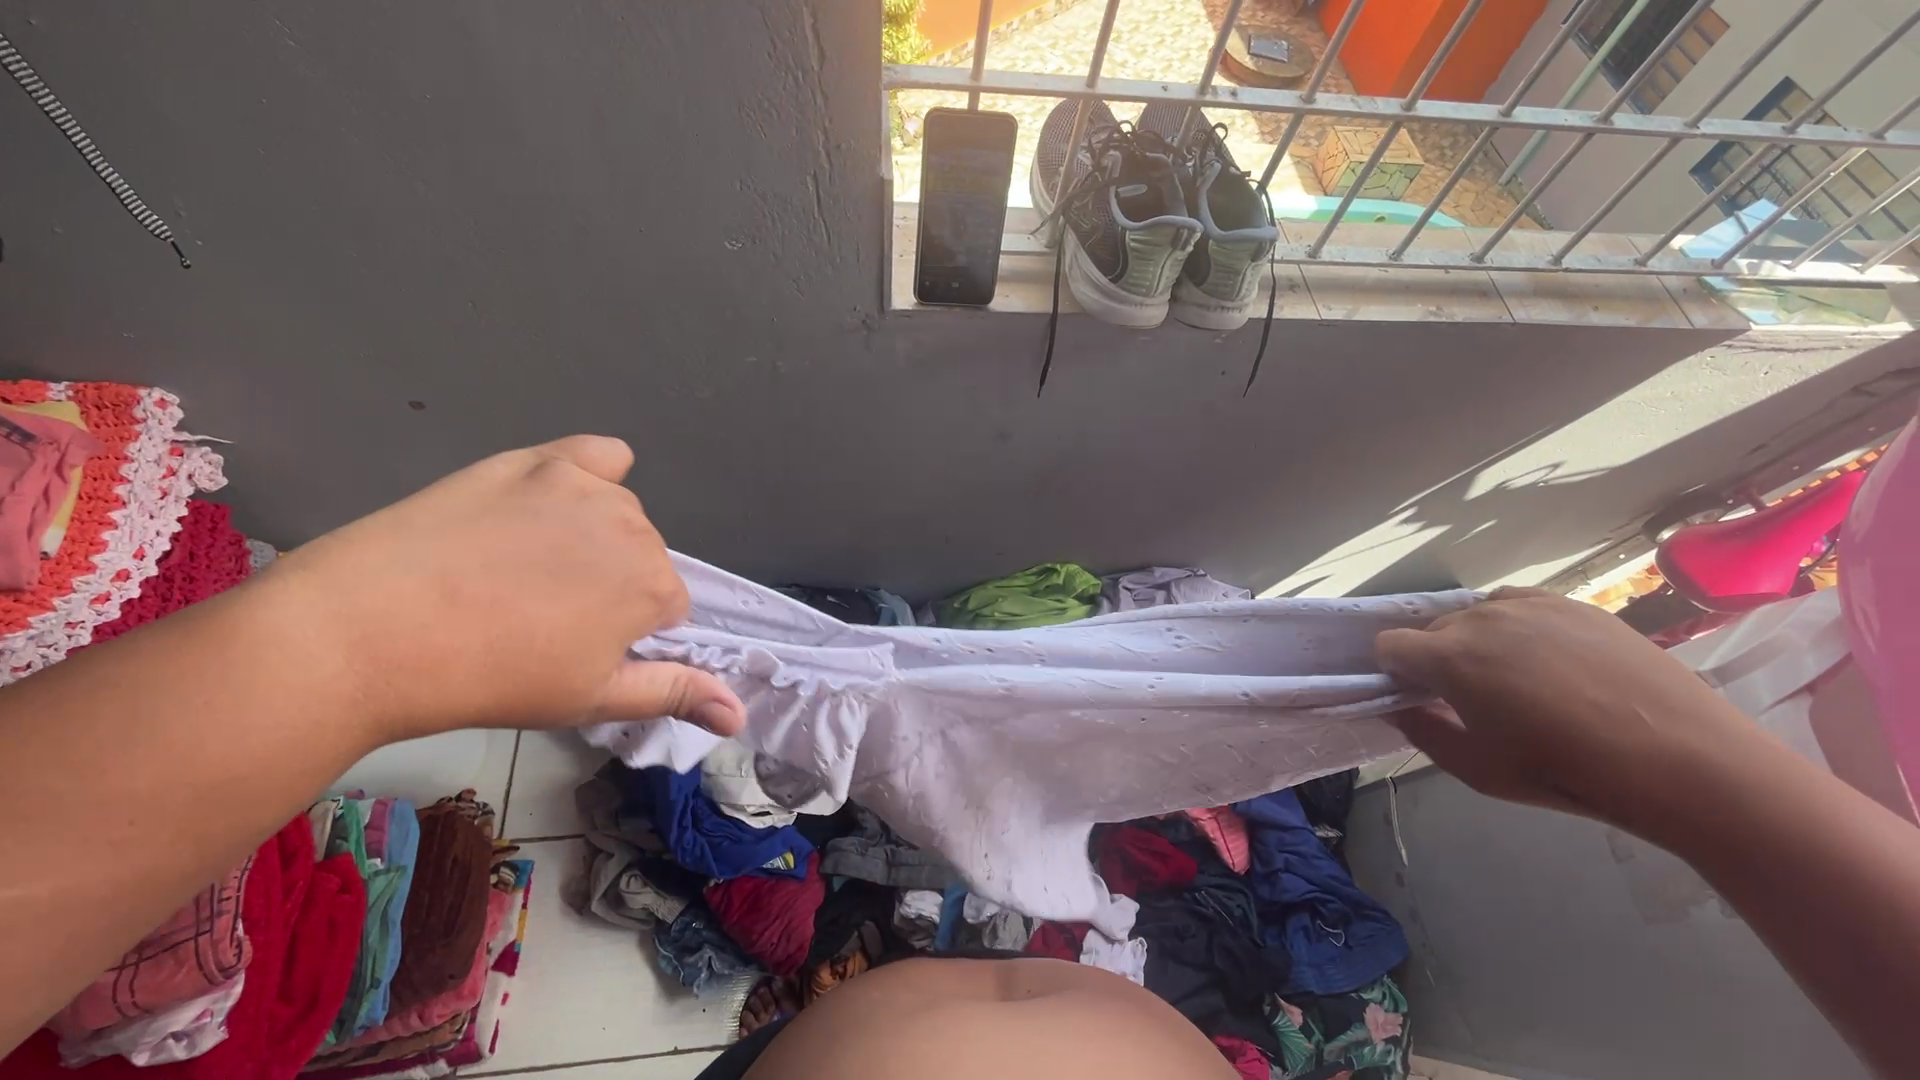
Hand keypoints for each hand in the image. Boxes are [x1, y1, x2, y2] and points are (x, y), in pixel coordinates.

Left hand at [264, 436, 743, 740]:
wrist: (372, 631)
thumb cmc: (491, 678)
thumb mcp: (590, 698)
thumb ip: (674, 694)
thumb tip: (740, 715)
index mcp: (655, 588)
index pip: (668, 609)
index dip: (627, 632)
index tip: (575, 647)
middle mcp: (636, 528)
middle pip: (644, 558)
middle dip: (612, 584)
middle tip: (541, 614)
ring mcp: (584, 487)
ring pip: (617, 514)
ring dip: (593, 537)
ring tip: (523, 567)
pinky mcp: (535, 460)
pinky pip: (595, 455)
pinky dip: (593, 472)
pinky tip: (560, 495)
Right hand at [1374, 586, 1751, 829]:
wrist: (1680, 760)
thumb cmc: (1568, 772)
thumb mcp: (1478, 770)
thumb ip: (1423, 733)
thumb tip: (1402, 708)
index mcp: (1449, 658)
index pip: (1389, 645)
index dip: (1396, 672)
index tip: (1419, 698)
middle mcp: (1481, 618)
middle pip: (1434, 629)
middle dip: (1438, 658)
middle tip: (1473, 698)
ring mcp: (1532, 606)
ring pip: (1478, 613)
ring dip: (1478, 640)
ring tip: (1517, 677)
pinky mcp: (1576, 605)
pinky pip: (1523, 603)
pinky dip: (1519, 625)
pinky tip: (1551, 660)